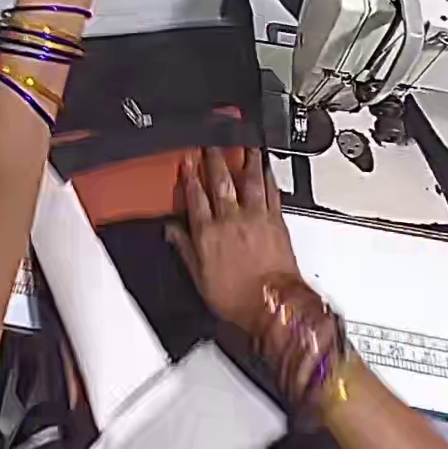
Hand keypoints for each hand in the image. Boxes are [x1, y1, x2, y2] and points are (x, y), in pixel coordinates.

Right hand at [169, 148, 299, 336]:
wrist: (272, 306)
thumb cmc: (238, 298)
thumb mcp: (200, 279)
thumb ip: (185, 250)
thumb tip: (172, 232)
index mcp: (208, 234)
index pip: (195, 196)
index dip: (190, 176)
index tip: (188, 160)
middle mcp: (231, 220)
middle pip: (220, 181)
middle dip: (214, 158)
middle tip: (212, 142)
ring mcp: (255, 217)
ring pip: (249, 180)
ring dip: (246, 158)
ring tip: (245, 143)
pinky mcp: (276, 219)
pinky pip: (271, 190)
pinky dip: (268, 176)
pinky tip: (267, 166)